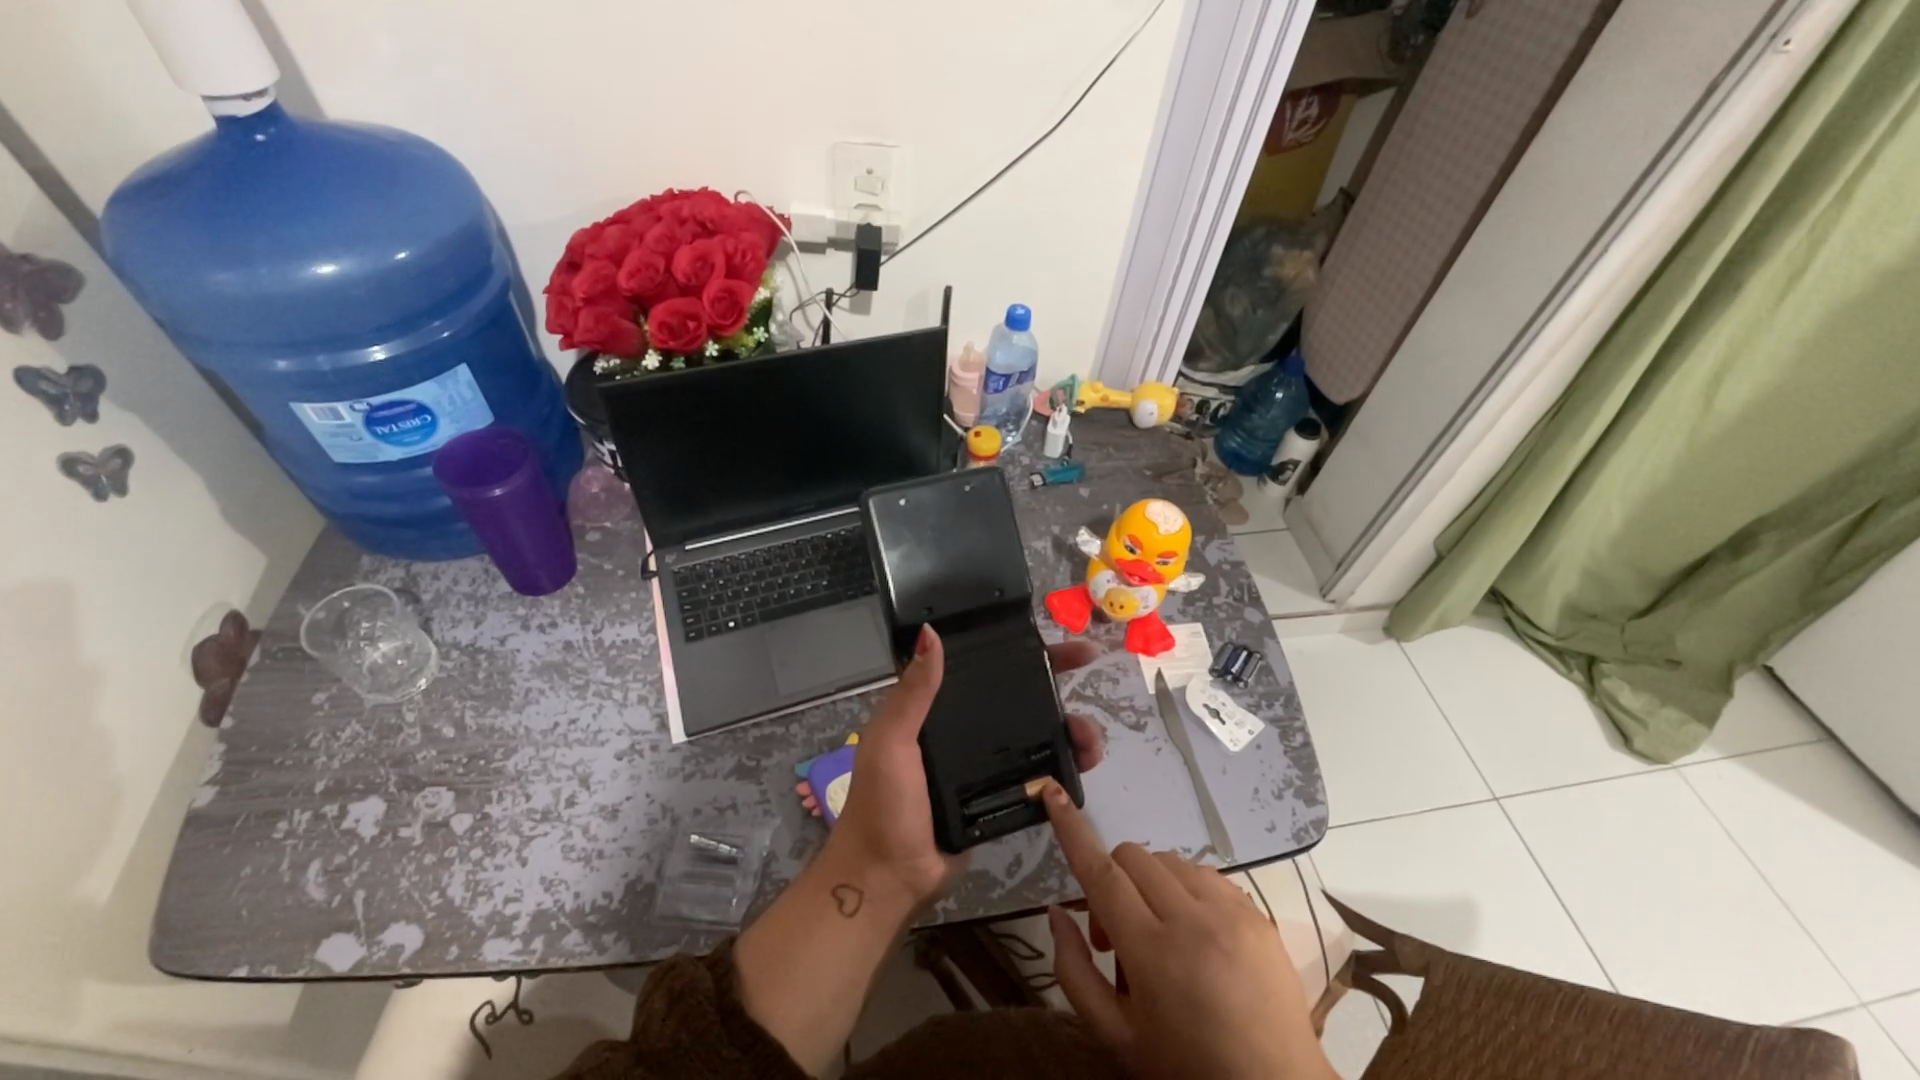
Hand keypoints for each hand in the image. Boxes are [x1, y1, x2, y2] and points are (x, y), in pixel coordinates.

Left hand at [827, 625, 1107, 905]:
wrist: (890, 877)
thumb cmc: (884, 805)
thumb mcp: (891, 740)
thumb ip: (914, 691)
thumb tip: (931, 632)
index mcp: (935, 710)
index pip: (985, 670)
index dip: (1024, 653)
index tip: (1066, 647)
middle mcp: (963, 730)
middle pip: (1021, 701)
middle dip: (1060, 695)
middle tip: (1087, 701)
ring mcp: (983, 765)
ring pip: (1037, 736)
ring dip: (1070, 732)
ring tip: (1091, 744)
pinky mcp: (1000, 797)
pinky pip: (1038, 774)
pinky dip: (1064, 766)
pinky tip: (1083, 766)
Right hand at [1041, 782, 1336, 1079]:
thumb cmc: (1185, 1068)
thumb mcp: (1115, 1036)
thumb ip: (1074, 971)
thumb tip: (1057, 913)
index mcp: (1152, 951)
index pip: (1101, 872)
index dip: (1072, 829)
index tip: (1053, 794)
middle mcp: (1193, 919)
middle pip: (1133, 858)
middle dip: (1112, 881)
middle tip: (1115, 939)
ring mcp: (1232, 912)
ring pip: (1170, 860)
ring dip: (1149, 885)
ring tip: (1159, 938)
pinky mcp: (1257, 915)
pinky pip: (1207, 875)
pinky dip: (1185, 889)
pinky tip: (1192, 934)